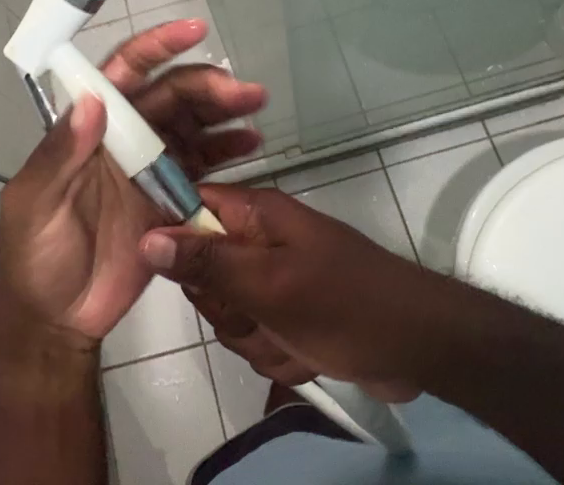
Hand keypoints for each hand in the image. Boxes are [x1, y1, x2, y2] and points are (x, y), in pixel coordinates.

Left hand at [0, 21, 265, 347]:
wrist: (59, 319)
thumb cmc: (35, 258)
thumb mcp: (34, 204)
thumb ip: (60, 156)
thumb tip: (91, 101)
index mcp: (90, 130)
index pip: (124, 74)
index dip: (156, 47)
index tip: (193, 30)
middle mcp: (123, 139)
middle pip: (170, 96)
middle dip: (207, 85)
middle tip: (245, 92)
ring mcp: (149, 168)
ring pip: (192, 125)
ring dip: (224, 112)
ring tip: (256, 109)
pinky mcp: (170, 199)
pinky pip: (204, 166)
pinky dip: (228, 152)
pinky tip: (250, 147)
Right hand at [141, 184, 443, 399]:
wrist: (418, 346)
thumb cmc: (344, 303)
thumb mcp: (269, 283)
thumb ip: (206, 262)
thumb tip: (145, 237)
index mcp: (255, 216)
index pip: (190, 208)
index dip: (177, 241)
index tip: (193, 277)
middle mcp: (259, 241)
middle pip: (203, 272)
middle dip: (228, 307)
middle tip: (258, 312)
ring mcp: (275, 281)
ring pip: (229, 314)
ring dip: (257, 337)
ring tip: (293, 337)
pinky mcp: (289, 316)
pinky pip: (256, 338)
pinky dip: (278, 354)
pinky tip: (307, 354)